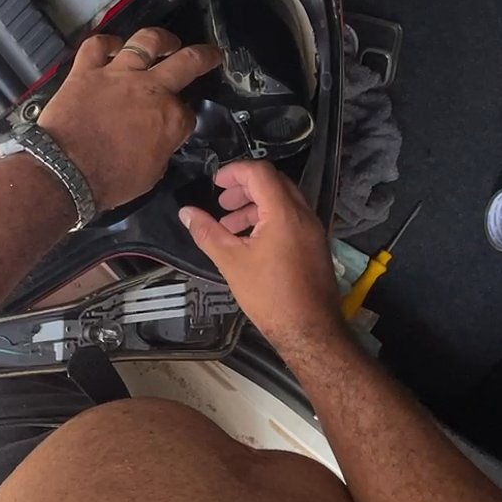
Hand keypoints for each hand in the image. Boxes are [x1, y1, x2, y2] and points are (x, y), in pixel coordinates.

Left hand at [36, 27, 219, 208]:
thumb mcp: (151, 174)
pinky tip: (114, 45)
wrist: (67, 171)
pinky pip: (98, 45)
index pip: (188, 114)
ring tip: (167, 41)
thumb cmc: (112, 181)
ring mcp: (118, 74)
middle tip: (211, 55)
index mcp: (171, 119)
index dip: (184, 120)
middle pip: (187, 63)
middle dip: (205, 57)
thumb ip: (161, 150)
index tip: (177, 127)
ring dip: (161, 39)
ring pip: (146, 41)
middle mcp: (151, 89)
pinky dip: (107, 42)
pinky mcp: (87, 70)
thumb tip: (158, 141)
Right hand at [178, 160, 345, 348]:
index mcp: (283, 213)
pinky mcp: (315, 245)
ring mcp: (313, 230)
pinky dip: (269, 219)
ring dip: (255, 205)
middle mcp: (303, 214)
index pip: (260, 173)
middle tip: (221, 202)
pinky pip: (291, 218)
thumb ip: (207, 232)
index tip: (215, 184)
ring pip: (283, 201)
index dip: (234, 172)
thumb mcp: (231, 262)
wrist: (309, 330)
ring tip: (230, 225)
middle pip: (273, 183)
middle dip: (244, 187)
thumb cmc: (269, 295)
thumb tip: (186, 212)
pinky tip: (250, 242)